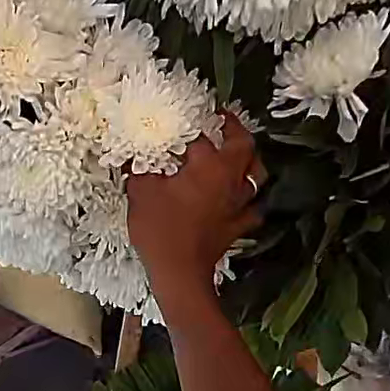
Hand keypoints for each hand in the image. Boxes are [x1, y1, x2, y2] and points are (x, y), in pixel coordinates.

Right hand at [125, 114, 263, 308]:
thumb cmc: (160, 229)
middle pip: (244, 146)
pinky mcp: (238, 227)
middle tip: (223, 119)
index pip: (201, 136)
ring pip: (256, 175)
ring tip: (239, 155)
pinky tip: (241, 200)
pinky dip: (249, 201)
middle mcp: (230, 180)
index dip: (190, 125)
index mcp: (209, 166)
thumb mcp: (141, 192)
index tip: (180, 118)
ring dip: (250, 161)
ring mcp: (238, 205)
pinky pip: (252, 209)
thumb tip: (133, 157)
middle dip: (234, 129)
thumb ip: (139, 169)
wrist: (179, 273)